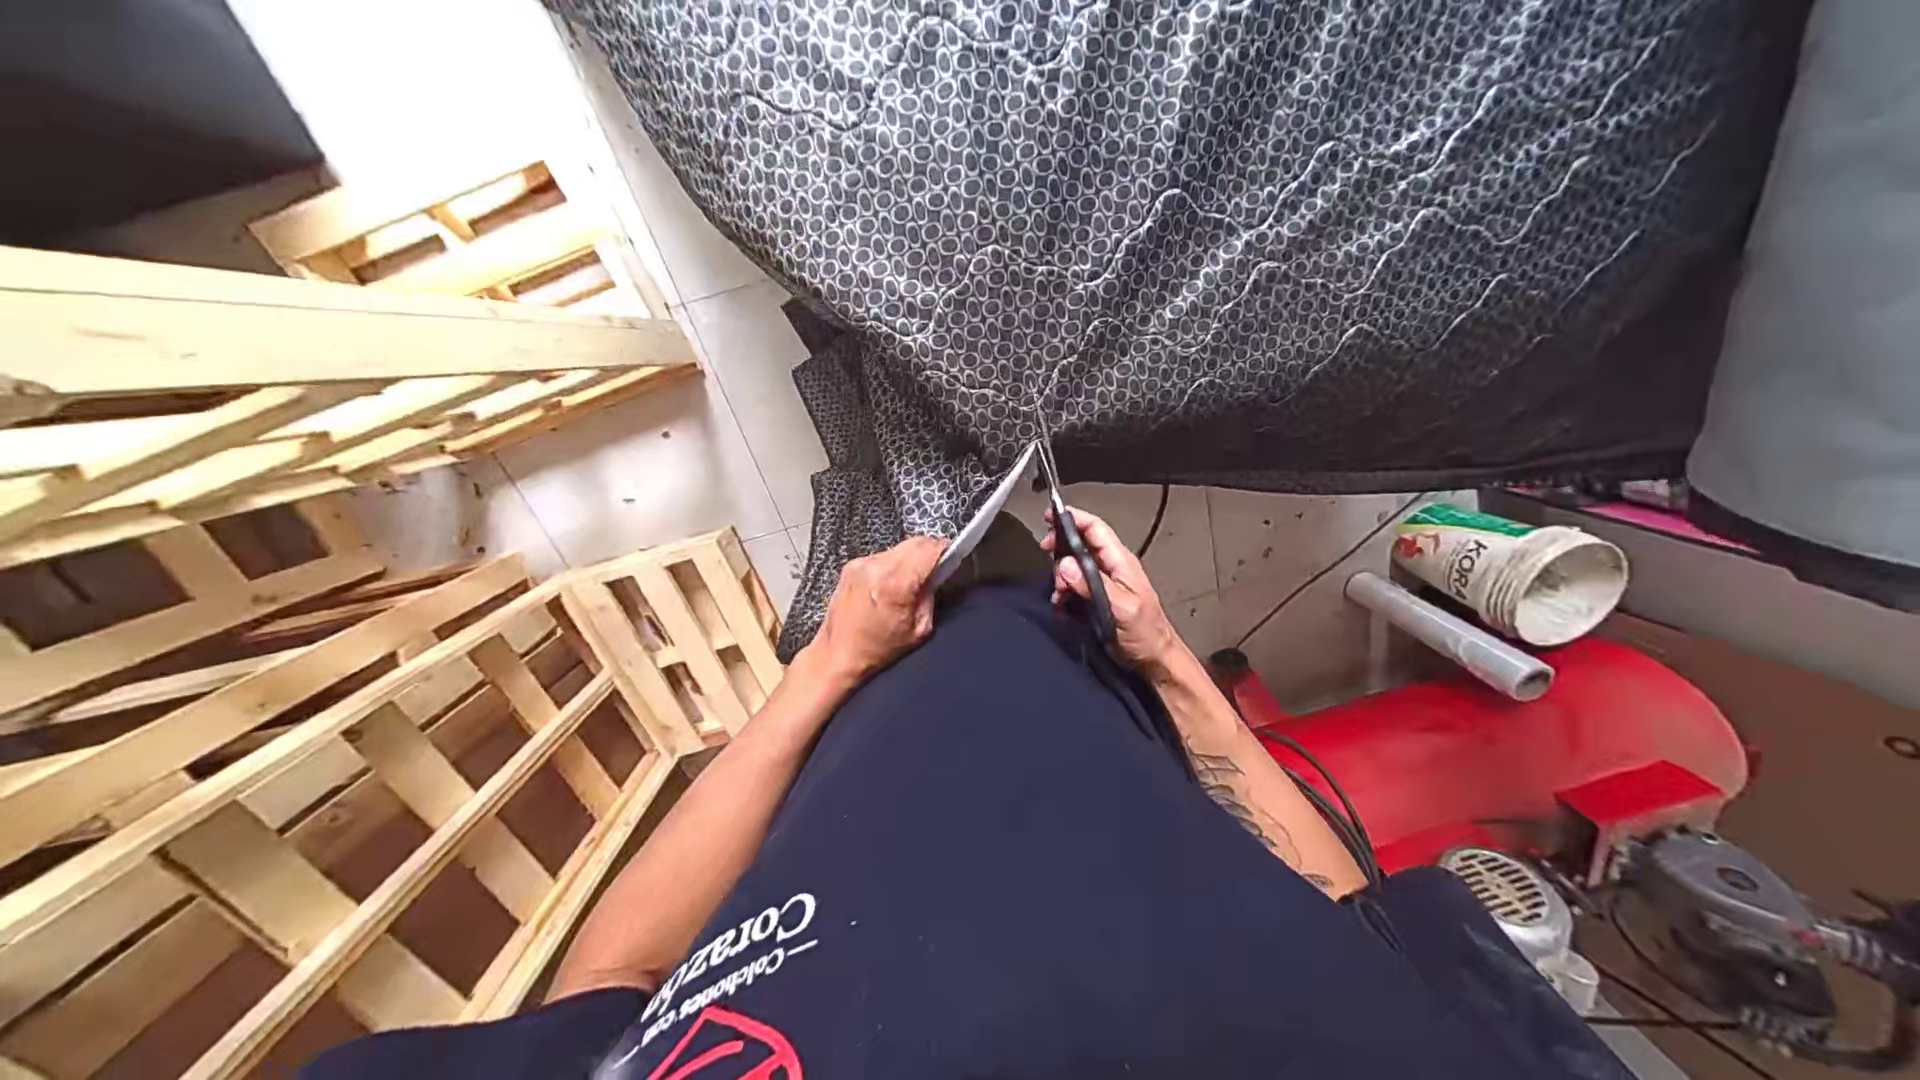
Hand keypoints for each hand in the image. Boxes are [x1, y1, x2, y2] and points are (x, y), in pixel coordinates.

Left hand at [803, 535, 947, 690]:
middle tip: (932, 573)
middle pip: (915, 542)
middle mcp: (875, 568)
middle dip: (928, 553)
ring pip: (899, 548)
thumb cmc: (875, 649)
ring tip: (907, 585)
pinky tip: (888, 587)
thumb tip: (937, 573)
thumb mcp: (919, 628)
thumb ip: (931, 594)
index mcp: (894, 584)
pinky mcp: (851, 566)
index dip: (945, 550)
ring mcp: (860, 565)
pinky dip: (892, 566)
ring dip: (909, 559)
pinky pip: (882, 556)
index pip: (928, 547)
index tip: (951, 555)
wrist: (839, 654)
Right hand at [1043, 507, 1188, 677]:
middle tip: (1046, 552)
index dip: (1073, 518)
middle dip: (1061, 546)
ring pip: (1075, 564)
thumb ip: (1093, 585)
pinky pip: (1075, 583)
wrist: (1154, 660)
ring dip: (1061, 573)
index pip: (1095, 528)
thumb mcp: (1121, 608)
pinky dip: (1064, 588)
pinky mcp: (1097, 597)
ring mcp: (1105, 582)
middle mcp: (1112, 568)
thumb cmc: (1146, 634)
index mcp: (1121, 562)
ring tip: (1059, 590)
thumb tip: (1066, 564)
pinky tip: (1061, 600)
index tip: (1050, 515)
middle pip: (1081, 543)